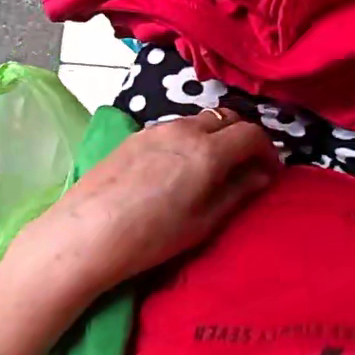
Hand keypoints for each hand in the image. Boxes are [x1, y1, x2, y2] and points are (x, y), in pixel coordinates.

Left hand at [0, 108, 278, 354]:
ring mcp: (156, 128)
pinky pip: (174, 128)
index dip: (268, 151)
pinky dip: (189, 139)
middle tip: (244, 166)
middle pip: (226, 118)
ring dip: (215, 136)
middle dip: (242, 138)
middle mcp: (185, 129)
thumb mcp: (204, 221)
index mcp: (208, 150)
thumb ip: (238, 191)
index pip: (251, 134)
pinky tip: (178, 167)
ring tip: (211, 168)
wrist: (86, 232)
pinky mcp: (134, 135)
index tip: (269, 172)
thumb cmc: (151, 236)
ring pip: (199, 121)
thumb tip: (262, 174)